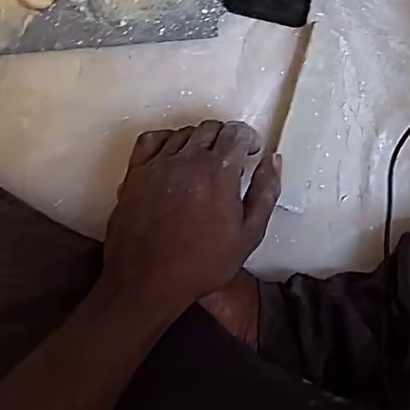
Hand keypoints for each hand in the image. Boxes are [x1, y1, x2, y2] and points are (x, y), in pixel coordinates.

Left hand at [100, 121, 280, 318]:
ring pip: (183, 132)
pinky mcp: (136, 171)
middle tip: (230, 155)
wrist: (147, 280)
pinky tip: (172, 152)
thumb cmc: (200, 264)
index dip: (247, 138)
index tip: (249, 149)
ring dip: (198, 139)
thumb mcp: (248, 235)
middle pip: (210, 129)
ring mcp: (159, 163)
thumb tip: (273, 161)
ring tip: (203, 158)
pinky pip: (151, 139)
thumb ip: (265, 193)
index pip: (236, 133)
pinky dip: (165, 139)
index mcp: (219, 170)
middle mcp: (188, 159)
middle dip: (224, 137)